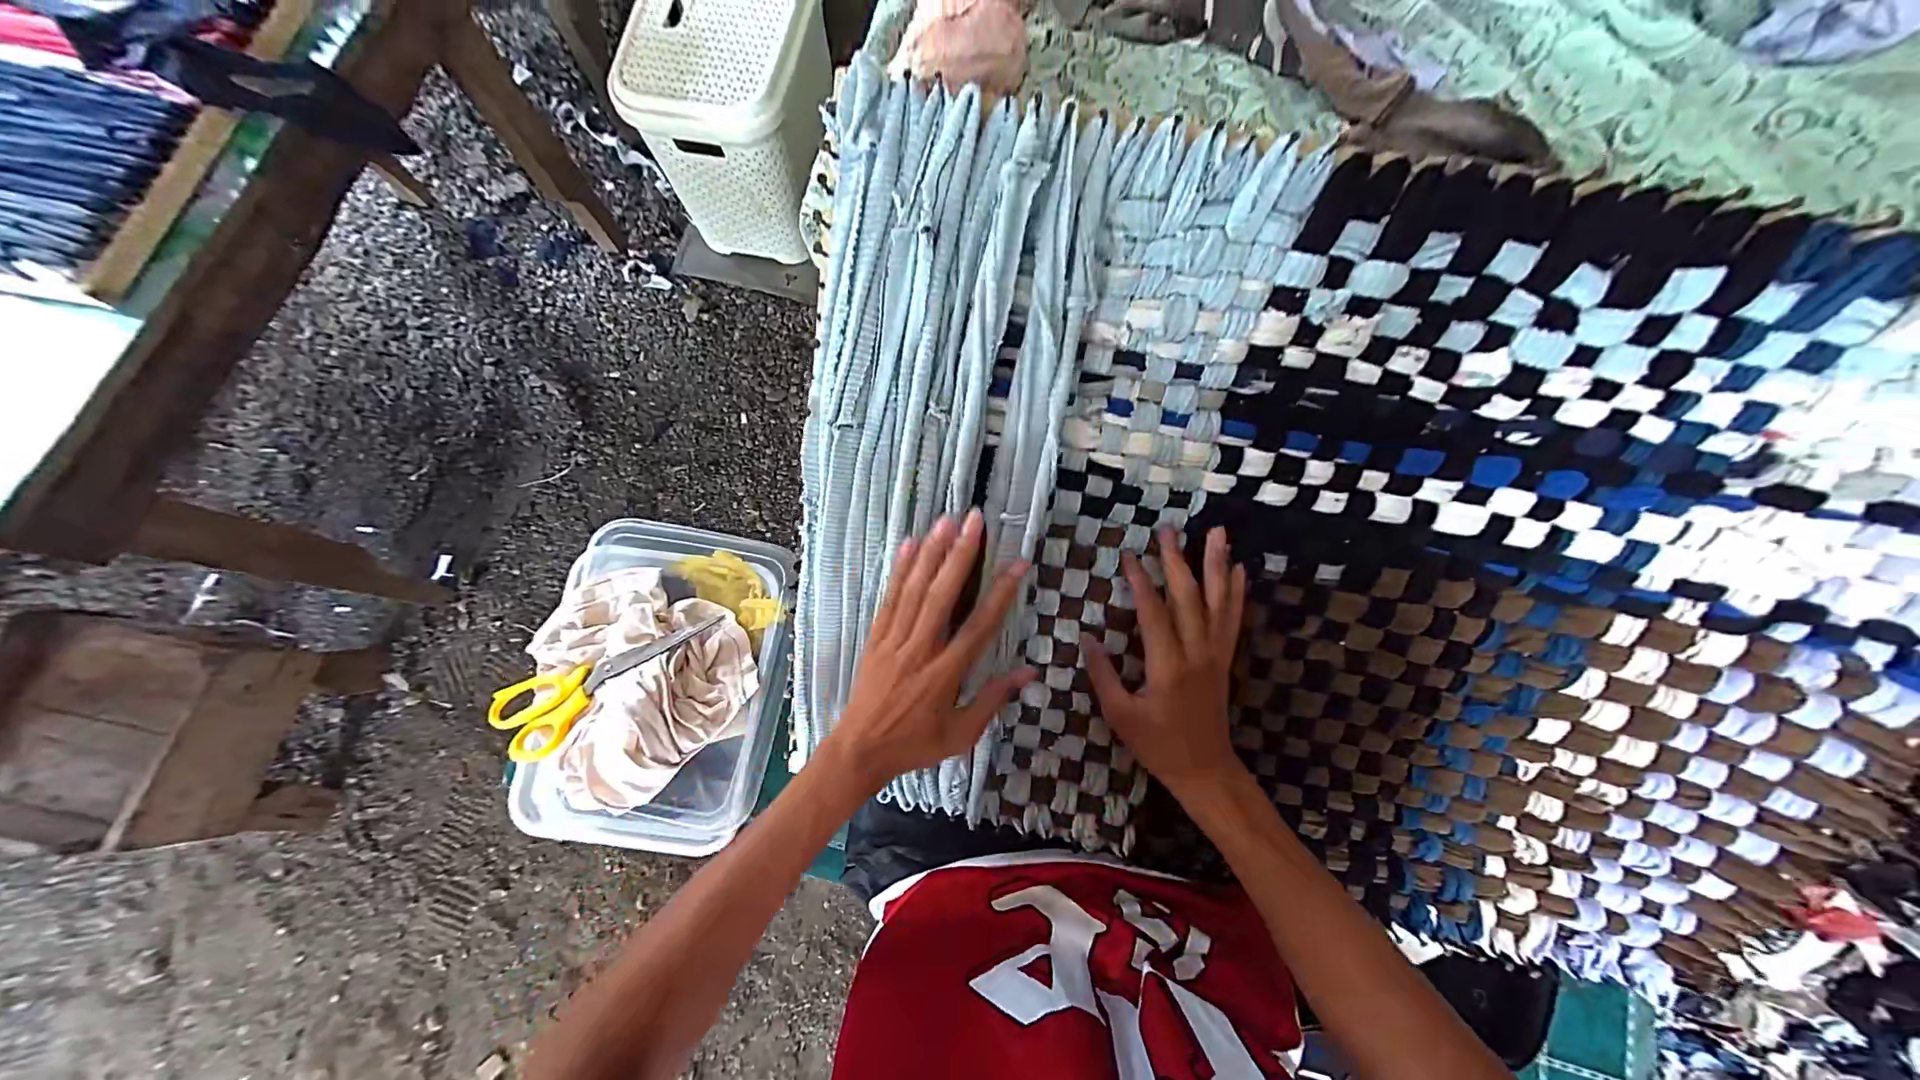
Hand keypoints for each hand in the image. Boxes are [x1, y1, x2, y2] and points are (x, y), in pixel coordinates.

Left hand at [823, 509, 1036, 793]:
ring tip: (946, 521)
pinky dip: (899, 571)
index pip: (978, 627)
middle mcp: (919, 651)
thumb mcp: (961, 734)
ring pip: (914, 591)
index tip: (1017, 565)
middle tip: (975, 521)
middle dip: (960, 555)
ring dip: (931, 553)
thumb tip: (1029, 673)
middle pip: (942, 596)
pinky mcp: (875, 638)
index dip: (1000, 594)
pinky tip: (909, 545)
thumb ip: (993, 700)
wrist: (860, 750)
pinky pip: (889, 599)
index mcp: (944, 675)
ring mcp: (893, 641)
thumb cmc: (914, 745)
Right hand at [1083, 526, 1247, 798]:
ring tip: (1218, 533)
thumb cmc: (1157, 745)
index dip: (1140, 581)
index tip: (1129, 555)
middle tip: (1168, 530)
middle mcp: (1196, 653)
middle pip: (1188, 598)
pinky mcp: (1224, 660)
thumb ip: (1103, 675)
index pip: (1153, 612)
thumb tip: (1087, 638)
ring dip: (1216, 565)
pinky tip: (1238, 569)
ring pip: (1218, 602)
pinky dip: (1236, 592)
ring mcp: (1215, 655)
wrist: (1204, 769)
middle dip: (1177, 561)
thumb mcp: (1120, 715)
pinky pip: (1233, 620)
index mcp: (1167, 666)